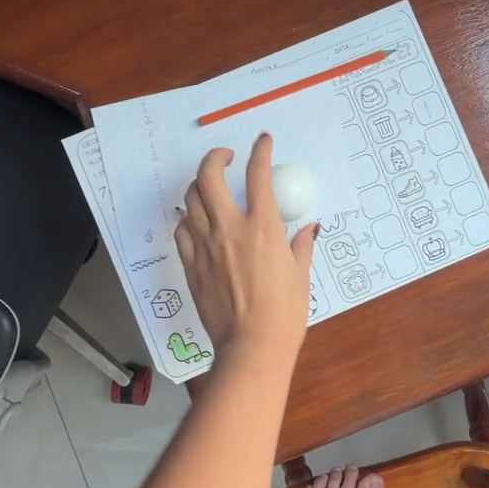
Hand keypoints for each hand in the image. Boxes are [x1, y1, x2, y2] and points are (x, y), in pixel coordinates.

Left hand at [174, 134, 317, 364]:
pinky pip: (182, 230)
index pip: (258, 174)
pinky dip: (188, 219)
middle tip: (225, 158)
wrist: (252, 346)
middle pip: (209, 176)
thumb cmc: (284, 314)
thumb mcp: (300, 276)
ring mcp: (206, 246)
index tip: (262, 141)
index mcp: (263, 227)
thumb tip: (306, 230)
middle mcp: (230, 229)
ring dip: (200, 186)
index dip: (260, 151)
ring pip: (191, 199)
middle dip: (215, 157)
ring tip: (210, 189)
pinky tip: (197, 222)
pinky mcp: (191, 265)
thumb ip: (300, 247)